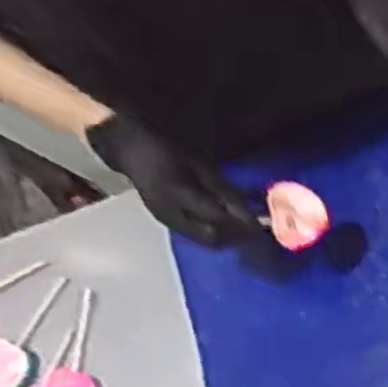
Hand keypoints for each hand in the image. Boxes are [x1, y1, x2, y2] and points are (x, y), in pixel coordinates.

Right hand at [85, 115, 260, 247]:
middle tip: (254, 229)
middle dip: (237, 236)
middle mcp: (171, 214)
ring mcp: (167, 221)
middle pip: (214, 237)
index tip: (262, 225)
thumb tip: (252, 216)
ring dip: (228, 237)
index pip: (219, 219)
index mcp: (178, 195)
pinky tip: (225, 225)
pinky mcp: (167, 222)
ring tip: (243, 228)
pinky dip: (215, 233)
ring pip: (206, 240)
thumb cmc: (166, 150)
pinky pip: (197, 236)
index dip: (243, 224)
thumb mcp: (200, 167)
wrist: (126, 146)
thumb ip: (225, 193)